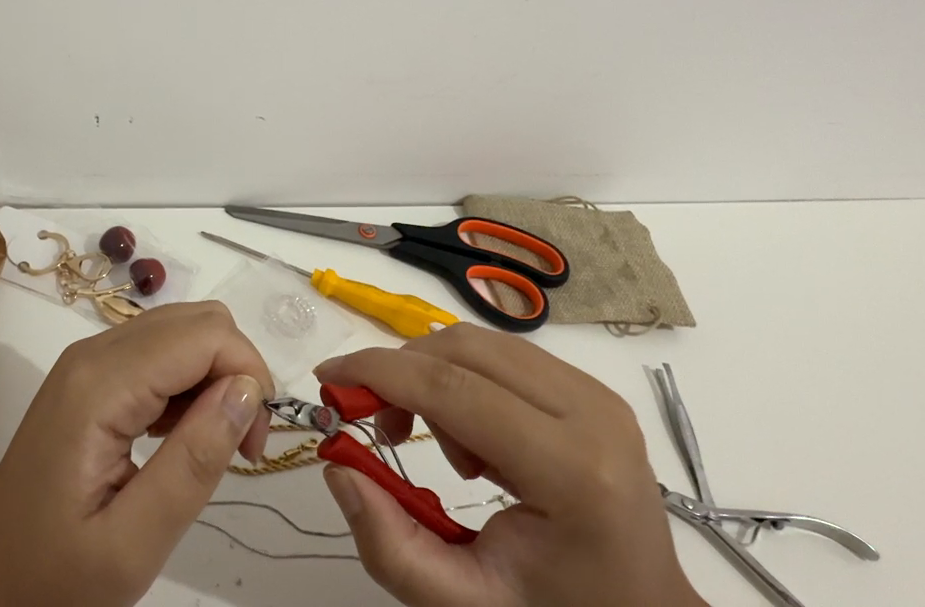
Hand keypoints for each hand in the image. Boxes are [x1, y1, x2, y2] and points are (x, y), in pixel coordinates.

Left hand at [0, 302, 273, 606]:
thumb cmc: (53, 575)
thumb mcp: (132, 543)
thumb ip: (194, 461)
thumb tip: (249, 389)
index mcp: (101, 385)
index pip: (206, 335)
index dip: (248, 377)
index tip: (250, 448)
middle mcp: (94, 352)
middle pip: (197, 322)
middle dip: (237, 373)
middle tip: (238, 447)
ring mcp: (88, 360)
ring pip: (183, 331)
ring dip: (217, 377)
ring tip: (212, 448)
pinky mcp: (90, 375)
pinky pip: (160, 352)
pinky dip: (190, 383)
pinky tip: (181, 437)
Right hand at [315, 325, 706, 606]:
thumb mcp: (464, 604)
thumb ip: (389, 545)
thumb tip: (338, 465)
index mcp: (572, 471)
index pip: (453, 390)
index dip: (378, 373)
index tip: (327, 378)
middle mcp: (592, 413)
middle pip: (463, 350)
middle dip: (400, 373)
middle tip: (378, 428)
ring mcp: (597, 394)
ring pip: (480, 343)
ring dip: (432, 376)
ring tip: (434, 444)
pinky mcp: (593, 389)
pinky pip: (503, 356)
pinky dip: (463, 379)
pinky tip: (471, 437)